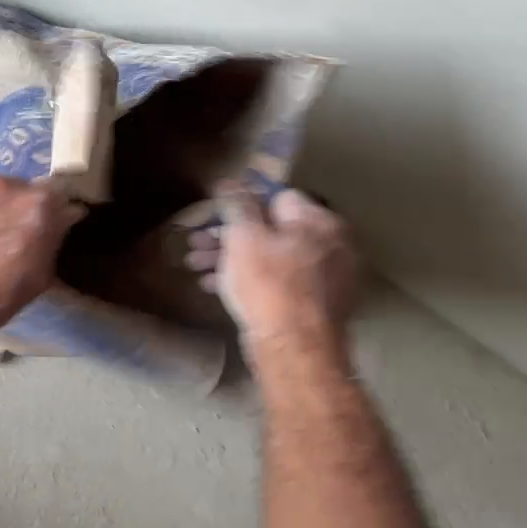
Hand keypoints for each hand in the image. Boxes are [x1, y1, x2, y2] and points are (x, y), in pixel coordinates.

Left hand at [0, 178, 82, 336]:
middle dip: (14, 209)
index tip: (46, 225)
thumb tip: (62, 218)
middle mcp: (1, 184)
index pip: (55, 194)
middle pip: (16, 190)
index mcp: (36, 203)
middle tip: (5, 236)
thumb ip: (52, 238)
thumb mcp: (39, 276)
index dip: (51, 210)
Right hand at [185, 186, 359, 351]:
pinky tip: (215, 286)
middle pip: (271, 229)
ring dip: (232, 257)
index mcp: (321, 224)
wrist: (295, 347)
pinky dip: (249, 279)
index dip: (242, 203)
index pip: (278, 197)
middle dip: (229, 235)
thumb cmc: (268, 283)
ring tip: (195, 266)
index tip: (214, 213)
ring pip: (270, 256)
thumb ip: (237, 204)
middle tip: (196, 242)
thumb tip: (230, 180)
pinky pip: (277, 280)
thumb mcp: (244, 235)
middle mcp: (332, 246)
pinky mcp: (315, 304)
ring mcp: (327, 278)